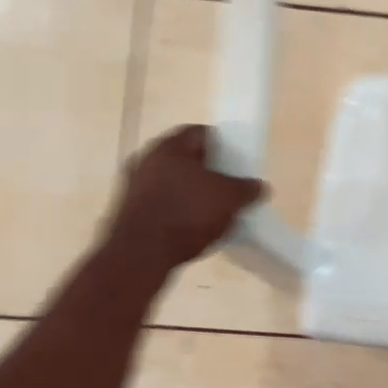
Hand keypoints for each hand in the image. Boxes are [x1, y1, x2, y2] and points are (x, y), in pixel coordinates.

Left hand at [103, 125, 265, 273]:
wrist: (141, 255)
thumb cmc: (187, 214)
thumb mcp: (229, 199)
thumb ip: (246, 189)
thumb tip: (259, 186)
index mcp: (170, 146)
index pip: (200, 132)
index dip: (222, 144)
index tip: (237, 160)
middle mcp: (146, 159)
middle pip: (184, 158)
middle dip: (207, 170)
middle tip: (228, 185)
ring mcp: (133, 186)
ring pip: (171, 181)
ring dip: (191, 192)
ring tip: (213, 210)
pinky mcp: (128, 212)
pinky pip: (161, 203)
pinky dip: (177, 210)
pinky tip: (193, 227)